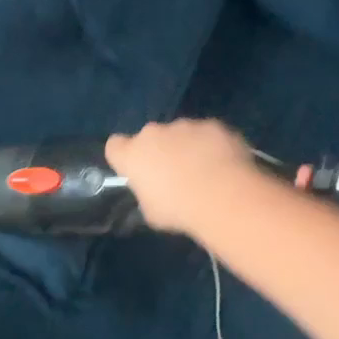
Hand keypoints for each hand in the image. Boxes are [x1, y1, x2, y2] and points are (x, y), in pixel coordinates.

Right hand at [105, 119, 261, 233]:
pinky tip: (224, 164)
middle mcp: (153, 133)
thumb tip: (152, 192)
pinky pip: (207, 133)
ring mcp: (183, 126)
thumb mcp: (151, 212)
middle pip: (149, 137)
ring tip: (204, 170)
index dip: (124, 156)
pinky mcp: (212, 125)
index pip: (115, 146)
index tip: (135, 170)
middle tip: (173, 174)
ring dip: (186, 146)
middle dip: (158, 150)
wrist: (224, 198)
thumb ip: (146, 194)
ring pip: (179, 133)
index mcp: (132, 154)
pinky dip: (212, 144)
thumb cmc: (179, 210)